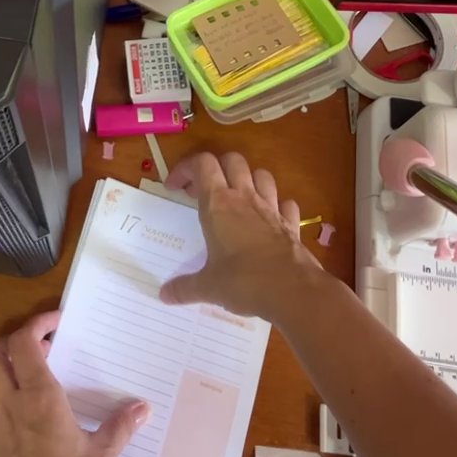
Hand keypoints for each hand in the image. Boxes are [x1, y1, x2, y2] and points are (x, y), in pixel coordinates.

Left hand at [0, 311, 149, 456]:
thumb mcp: (105, 455)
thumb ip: (121, 425)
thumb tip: (143, 407)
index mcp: (41, 400)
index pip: (24, 343)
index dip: (35, 325)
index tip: (54, 324)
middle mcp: (10, 409)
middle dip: (7, 347)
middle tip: (31, 353)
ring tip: (8, 383)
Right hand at [162, 151, 324, 322]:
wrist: (294, 292)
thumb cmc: (244, 282)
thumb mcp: (208, 287)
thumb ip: (184, 288)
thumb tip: (163, 296)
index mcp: (218, 205)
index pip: (202, 164)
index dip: (185, 168)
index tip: (174, 188)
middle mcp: (245, 198)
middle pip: (232, 160)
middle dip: (216, 167)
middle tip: (203, 192)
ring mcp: (271, 208)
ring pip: (261, 174)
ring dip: (247, 179)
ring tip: (236, 198)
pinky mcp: (291, 223)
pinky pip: (285, 203)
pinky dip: (276, 205)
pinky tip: (269, 218)